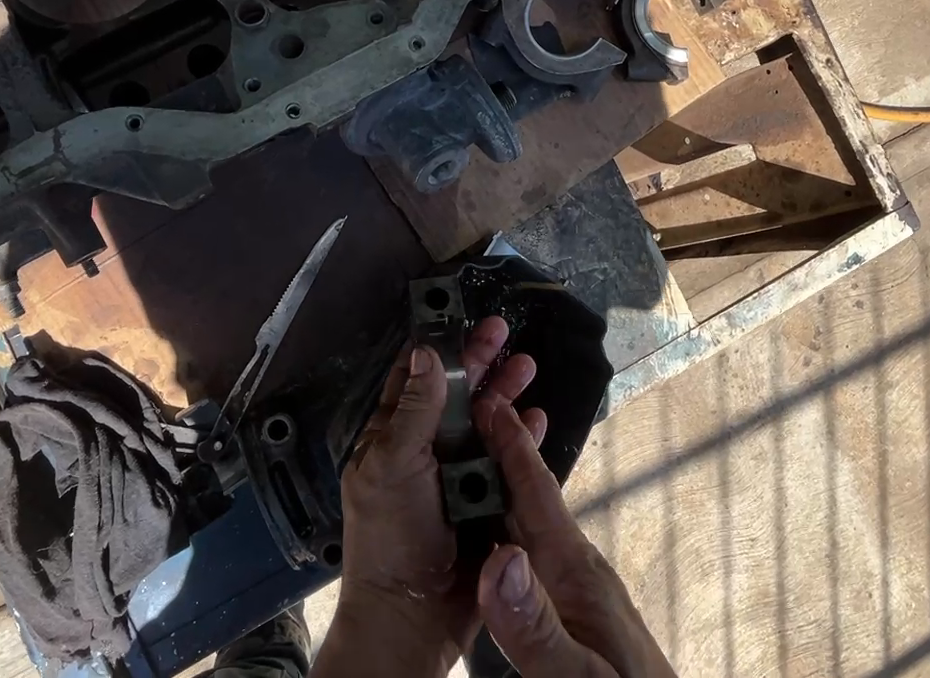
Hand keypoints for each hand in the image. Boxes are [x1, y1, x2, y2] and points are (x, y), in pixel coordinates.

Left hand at [311, 317, 546, 676]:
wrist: (414, 615)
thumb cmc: (392, 535)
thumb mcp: (393, 465)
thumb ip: (413, 410)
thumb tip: (422, 351)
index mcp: (393, 435)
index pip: (415, 376)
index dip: (436, 343)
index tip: (458, 315)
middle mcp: (425, 447)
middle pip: (456, 391)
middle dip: (478, 359)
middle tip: (502, 330)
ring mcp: (457, 471)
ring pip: (485, 420)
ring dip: (505, 392)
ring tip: (528, 366)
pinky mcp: (485, 497)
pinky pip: (507, 458)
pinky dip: (522, 435)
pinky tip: (537, 417)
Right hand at [475, 402, 676, 677]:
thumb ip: (537, 626)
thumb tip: (498, 557)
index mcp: (577, 574)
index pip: (538, 496)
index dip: (512, 448)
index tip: (489, 400)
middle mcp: (576, 571)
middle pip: (531, 500)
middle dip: (501, 454)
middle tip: (471, 412)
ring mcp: (576, 590)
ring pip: (530, 525)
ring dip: (503, 487)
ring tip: (473, 455)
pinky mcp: (571, 610)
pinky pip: (532, 552)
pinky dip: (506, 526)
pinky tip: (490, 529)